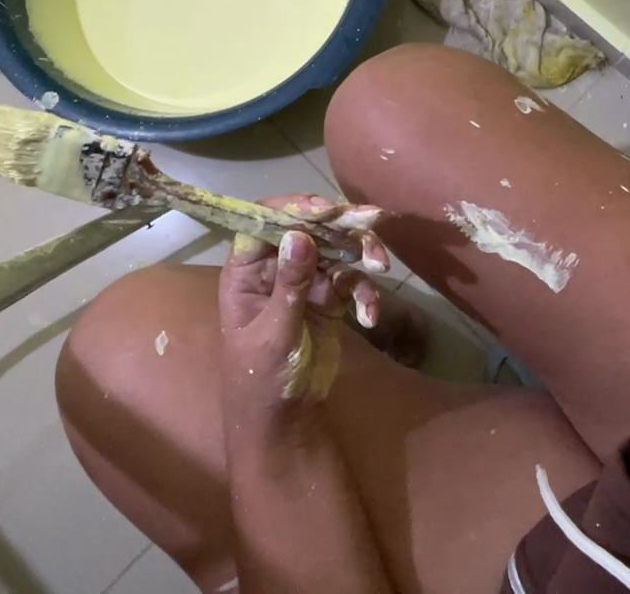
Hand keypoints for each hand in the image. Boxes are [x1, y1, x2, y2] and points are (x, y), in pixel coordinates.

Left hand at [219, 194, 389, 435]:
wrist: (285, 422)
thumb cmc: (261, 380)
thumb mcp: (274, 334)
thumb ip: (290, 286)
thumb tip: (298, 236)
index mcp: (247, 272)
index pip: (265, 221)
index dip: (293, 207)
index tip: (325, 209)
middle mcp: (276, 269)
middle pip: (309, 230)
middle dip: (341, 224)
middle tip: (373, 218)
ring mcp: (306, 282)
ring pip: (336, 251)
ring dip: (362, 254)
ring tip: (382, 266)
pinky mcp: (330, 299)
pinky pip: (352, 282)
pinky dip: (365, 294)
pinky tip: (370, 317)